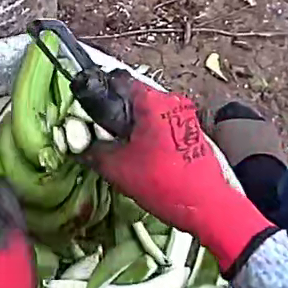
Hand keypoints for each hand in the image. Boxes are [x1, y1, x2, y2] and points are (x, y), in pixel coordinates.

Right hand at [81, 71, 275, 272]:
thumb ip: (91, 151)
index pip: (115, 80)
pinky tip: (137, 153)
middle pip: (131, 96)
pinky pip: (160, 123)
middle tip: (95, 130)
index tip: (82, 108)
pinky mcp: (191, 131)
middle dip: (113, 111)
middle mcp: (171, 101)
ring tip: (115, 144)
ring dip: (130, 124)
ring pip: (146, 111)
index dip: (95, 92)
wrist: (210, 207)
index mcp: (152, 102)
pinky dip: (146, 132)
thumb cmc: (162, 182)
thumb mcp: (117, 168)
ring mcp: (185, 116)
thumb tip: (76, 145)